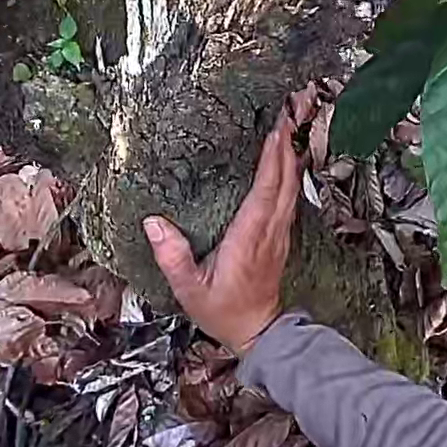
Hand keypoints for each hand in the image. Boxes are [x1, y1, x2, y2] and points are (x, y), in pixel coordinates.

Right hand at [143, 112, 297, 354]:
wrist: (258, 332)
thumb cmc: (222, 311)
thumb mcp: (189, 290)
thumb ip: (172, 256)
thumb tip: (153, 222)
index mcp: (249, 239)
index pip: (265, 192)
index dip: (272, 160)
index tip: (275, 131)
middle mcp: (270, 231)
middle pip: (286, 182)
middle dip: (287, 146)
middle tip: (287, 114)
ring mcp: (280, 233)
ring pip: (292, 188)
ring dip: (292, 156)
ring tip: (289, 127)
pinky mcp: (281, 235)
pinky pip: (290, 197)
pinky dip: (291, 173)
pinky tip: (288, 159)